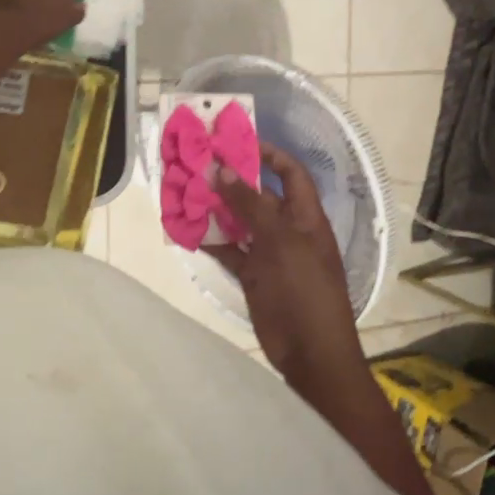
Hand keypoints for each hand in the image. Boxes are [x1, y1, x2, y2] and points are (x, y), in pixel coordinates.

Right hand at [209, 144, 363, 386]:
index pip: (290, 174)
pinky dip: (209, 240)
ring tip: (184, 190)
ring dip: (215, 208)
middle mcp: (287, 230)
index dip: (269, 155)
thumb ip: (249, 205)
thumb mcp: (280, 241)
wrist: (310, 352)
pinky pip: (228, 250)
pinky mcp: (252, 275)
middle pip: (259, 195)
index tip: (236, 142)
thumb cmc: (304, 290)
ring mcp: (269, 254)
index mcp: (306, 217)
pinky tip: (185, 228)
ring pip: (239, 222)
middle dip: (231, 180)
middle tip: (197, 163)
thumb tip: (221, 168)